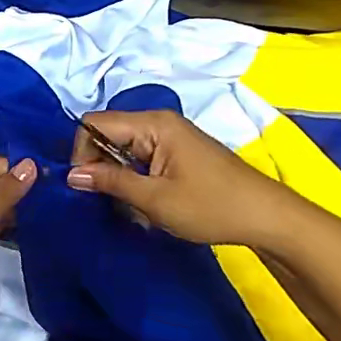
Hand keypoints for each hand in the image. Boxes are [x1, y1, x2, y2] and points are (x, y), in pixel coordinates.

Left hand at [0, 155, 36, 340]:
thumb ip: (1, 194)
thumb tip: (30, 163)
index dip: (11, 166)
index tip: (48, 173)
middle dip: (17, 181)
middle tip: (55, 185)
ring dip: (20, 200)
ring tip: (52, 199)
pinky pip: (0, 220)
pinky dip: (16, 218)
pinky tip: (39, 219)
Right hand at [67, 109, 302, 247]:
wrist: (269, 219)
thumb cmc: (212, 207)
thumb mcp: (156, 200)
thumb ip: (111, 182)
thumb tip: (71, 175)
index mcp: (154, 124)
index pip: (95, 123)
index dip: (81, 151)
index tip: (84, 184)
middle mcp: (159, 122)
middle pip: (107, 132)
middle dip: (97, 163)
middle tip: (103, 198)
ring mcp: (170, 135)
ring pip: (122, 146)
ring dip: (116, 173)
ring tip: (124, 203)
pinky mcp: (177, 151)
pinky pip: (139, 155)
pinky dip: (133, 176)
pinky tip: (141, 200)